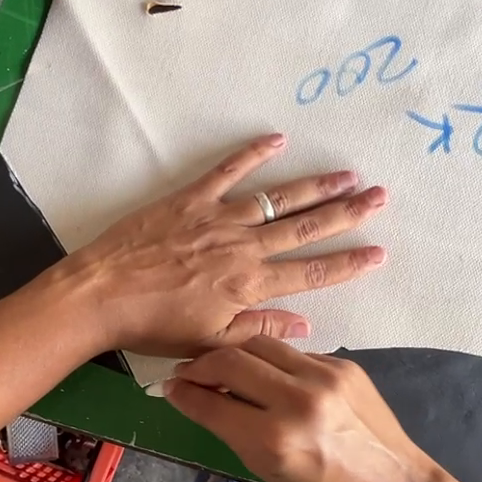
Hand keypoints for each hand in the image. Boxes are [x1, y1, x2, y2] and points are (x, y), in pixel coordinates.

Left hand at [52, 134, 387, 357]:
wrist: (102, 294)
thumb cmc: (154, 324)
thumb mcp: (210, 342)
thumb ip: (260, 330)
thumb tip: (307, 325)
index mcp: (249, 285)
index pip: (312, 273)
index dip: (348, 263)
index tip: (378, 252)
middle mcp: (243, 247)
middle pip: (305, 227)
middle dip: (347, 213)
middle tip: (379, 196)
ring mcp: (218, 218)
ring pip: (277, 198)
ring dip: (315, 185)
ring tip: (347, 173)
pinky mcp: (191, 198)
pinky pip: (227, 171)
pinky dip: (252, 154)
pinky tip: (277, 139)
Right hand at [163, 336, 451, 481]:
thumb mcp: (272, 475)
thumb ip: (236, 432)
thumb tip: (204, 400)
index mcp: (274, 441)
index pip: (212, 403)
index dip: (183, 393)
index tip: (170, 388)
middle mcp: (297, 401)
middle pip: (231, 361)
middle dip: (200, 365)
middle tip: (188, 373)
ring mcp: (324, 377)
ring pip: (261, 345)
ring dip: (234, 353)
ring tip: (221, 365)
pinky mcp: (344, 365)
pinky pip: (294, 354)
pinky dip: (273, 362)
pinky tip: (269, 377)